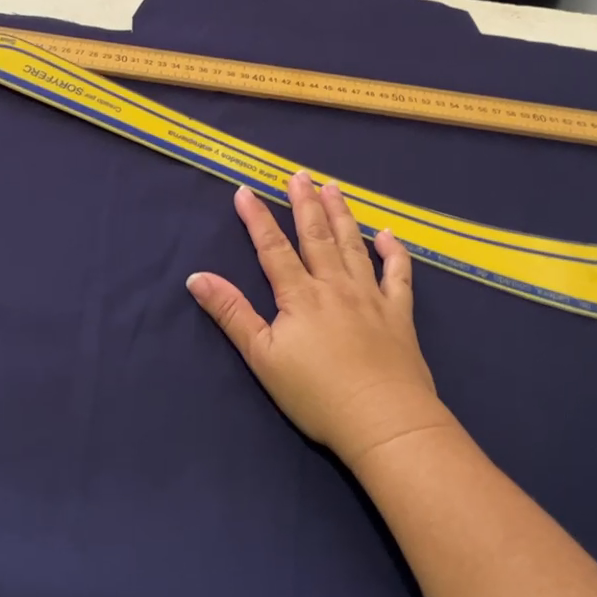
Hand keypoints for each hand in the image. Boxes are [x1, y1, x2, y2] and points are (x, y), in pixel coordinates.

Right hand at [187, 172, 452, 465]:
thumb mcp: (262, 357)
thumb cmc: (316, 394)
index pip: (273, 248)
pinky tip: (388, 234)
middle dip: (304, 203)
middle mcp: (334, 286)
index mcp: (299, 295)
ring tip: (332, 188)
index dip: (257, 218)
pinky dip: (393, 253)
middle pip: (316, 236)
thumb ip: (231, 314)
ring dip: (341, 215)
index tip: (245, 190)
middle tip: (299, 175)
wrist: (384, 422)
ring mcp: (370, 298)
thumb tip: (197, 277)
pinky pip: (397, 276)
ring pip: (353, 246)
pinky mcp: (399, 315)